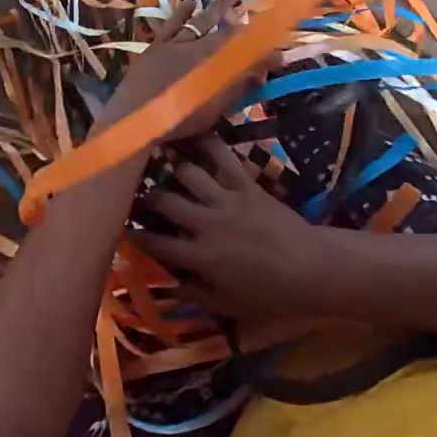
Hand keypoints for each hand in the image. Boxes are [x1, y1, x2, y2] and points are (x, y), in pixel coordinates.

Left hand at [101, 0, 269, 144]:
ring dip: (218, 8)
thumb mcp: (213, 108)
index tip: (278, 52)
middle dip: (245, 23)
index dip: (263, 49)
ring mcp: (175, 44)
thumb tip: (261, 71)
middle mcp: (197, 46)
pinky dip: (182, 12)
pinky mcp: (156, 46)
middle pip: (226, 31)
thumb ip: (238, 87)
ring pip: (201, 20)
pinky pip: (172, 24)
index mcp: (213, 62)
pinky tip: (190, 3)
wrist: (135, 118)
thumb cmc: (177, 119)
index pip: (245, 50)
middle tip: (262, 17)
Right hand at [131, 136, 341, 320]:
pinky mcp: (247, 184)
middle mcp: (207, 223)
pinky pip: (223, 158)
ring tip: (159, 159)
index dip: (136, 235)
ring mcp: (227, 199)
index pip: (157, 243)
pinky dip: (207, 143)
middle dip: (148, 196)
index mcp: (201, 256)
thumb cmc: (271, 293)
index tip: (123, 228)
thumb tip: (167, 286)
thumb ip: (195, 294)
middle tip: (139, 191)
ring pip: (188, 174)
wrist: (313, 268)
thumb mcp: (229, 305)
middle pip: (166, 201)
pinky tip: (193, 131)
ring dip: (172, 167)